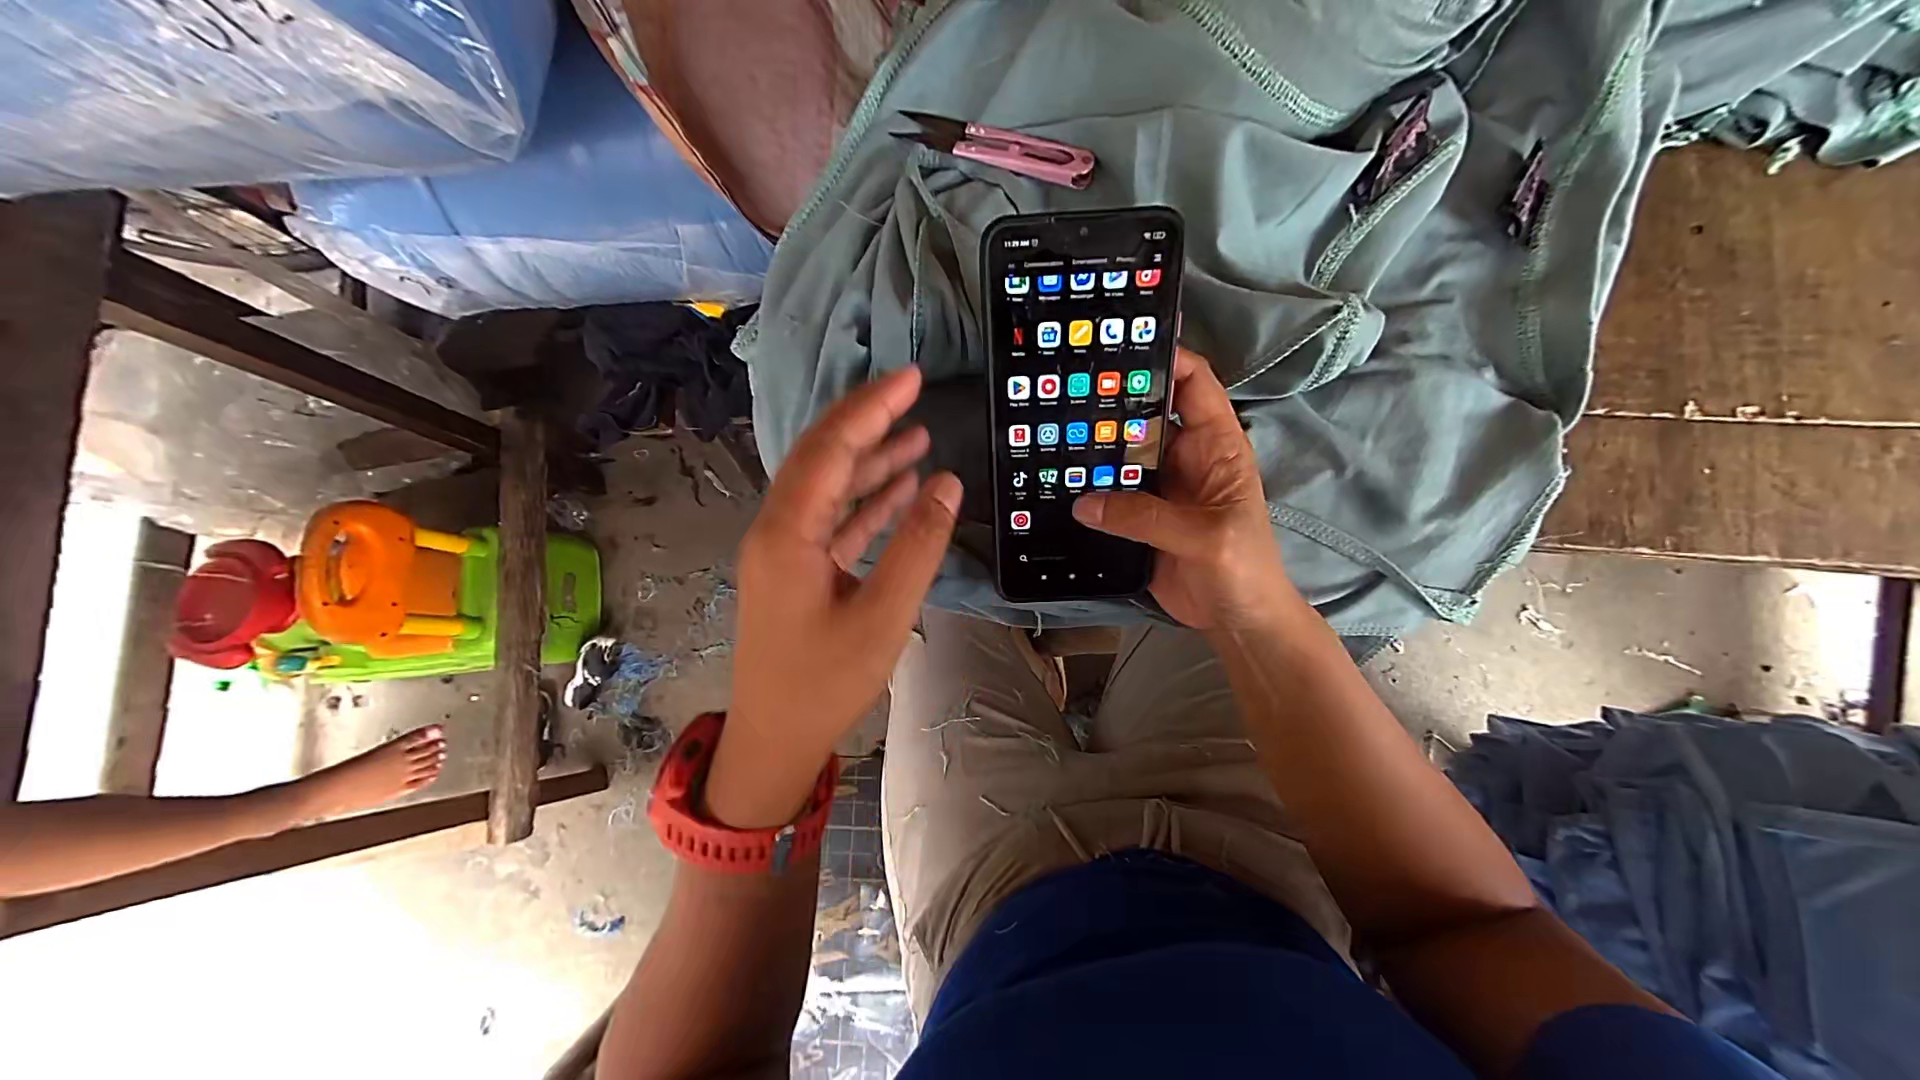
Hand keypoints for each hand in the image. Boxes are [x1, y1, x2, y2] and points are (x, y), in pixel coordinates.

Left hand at [706, 367, 961, 827]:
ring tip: (917, 435)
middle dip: (867, 420)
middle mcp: (778, 529)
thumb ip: (917, 546)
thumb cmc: (825, 683)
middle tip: (912, 390)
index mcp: (788, 533)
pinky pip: (834, 520)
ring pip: (829, 487)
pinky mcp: (798, 570)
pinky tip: (901, 487)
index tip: (911, 377)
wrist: (774, 739)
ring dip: (871, 460)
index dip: (871, 408)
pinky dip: (866, 501)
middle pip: (822, 457)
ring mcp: (786, 549)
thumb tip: (948, 484)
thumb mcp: (883, 616)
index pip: (831, 449)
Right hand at [1072, 348, 1297, 629]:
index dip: (1165, 358)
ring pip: (1121, 452)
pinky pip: (1108, 490)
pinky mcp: (1138, 515)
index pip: (1194, 385)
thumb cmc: (1243, 571)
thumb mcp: (1205, 537)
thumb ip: (1146, 516)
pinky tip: (1058, 475)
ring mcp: (1159, 486)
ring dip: (1094, 444)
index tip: (1121, 342)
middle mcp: (1185, 457)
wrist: (1237, 621)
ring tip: (1052, 427)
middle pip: (1146, 414)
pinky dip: (1086, 483)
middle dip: (1113, 399)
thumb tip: (1085, 503)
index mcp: (1217, 446)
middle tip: (1067, 385)